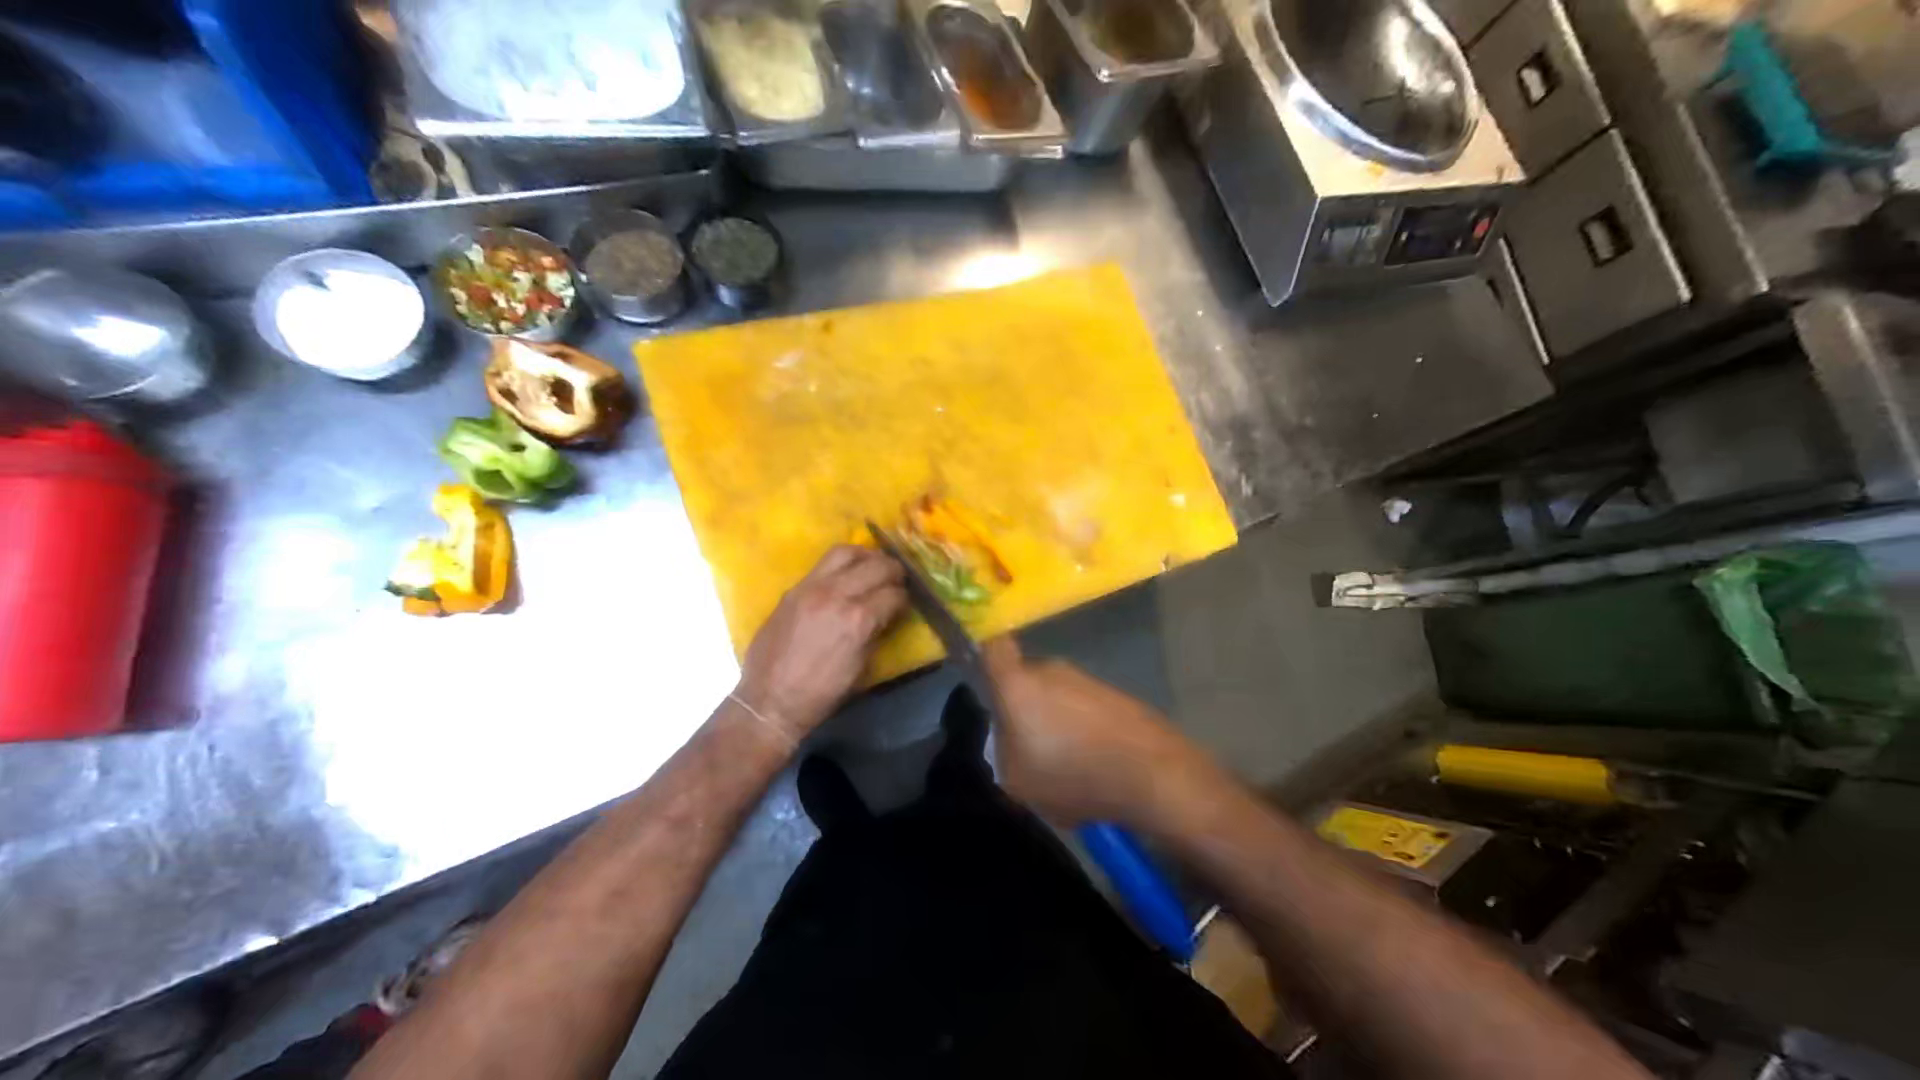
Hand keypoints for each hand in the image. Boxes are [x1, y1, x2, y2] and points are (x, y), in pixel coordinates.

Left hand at [736, 545, 906, 738]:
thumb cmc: (821, 693)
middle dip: (894, 572)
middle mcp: (837, 595)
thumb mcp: (862, 668)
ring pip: (846, 552)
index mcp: (858, 620)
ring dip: (867, 556)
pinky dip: (841, 564)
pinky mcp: (793, 589)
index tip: (904, 606)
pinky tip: (846, 574)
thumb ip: (876, 634)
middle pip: (877, 566)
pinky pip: (822, 564)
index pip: (894, 594)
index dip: (905, 600)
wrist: (770, 700)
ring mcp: (812, 588)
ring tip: (872, 565)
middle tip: (897, 581)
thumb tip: (886, 615)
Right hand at [983, 637, 1213, 828]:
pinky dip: (1083, 732)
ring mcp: (1087, 680)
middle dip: (1022, 708)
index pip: (992, 648)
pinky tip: (1093, 767)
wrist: (1153, 774)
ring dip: (1055, 722)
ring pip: (1056, 696)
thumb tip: (1009, 739)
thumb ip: (1002, 753)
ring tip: (1065, 766)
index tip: (981, 677)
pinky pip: (1084, 709)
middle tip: (1025, 748)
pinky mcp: (1116, 696)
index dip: (983, 655)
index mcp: (1019, 684)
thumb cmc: (1072, 774)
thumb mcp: (1016, 782)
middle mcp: (1052, 670)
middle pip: (1025, 680)